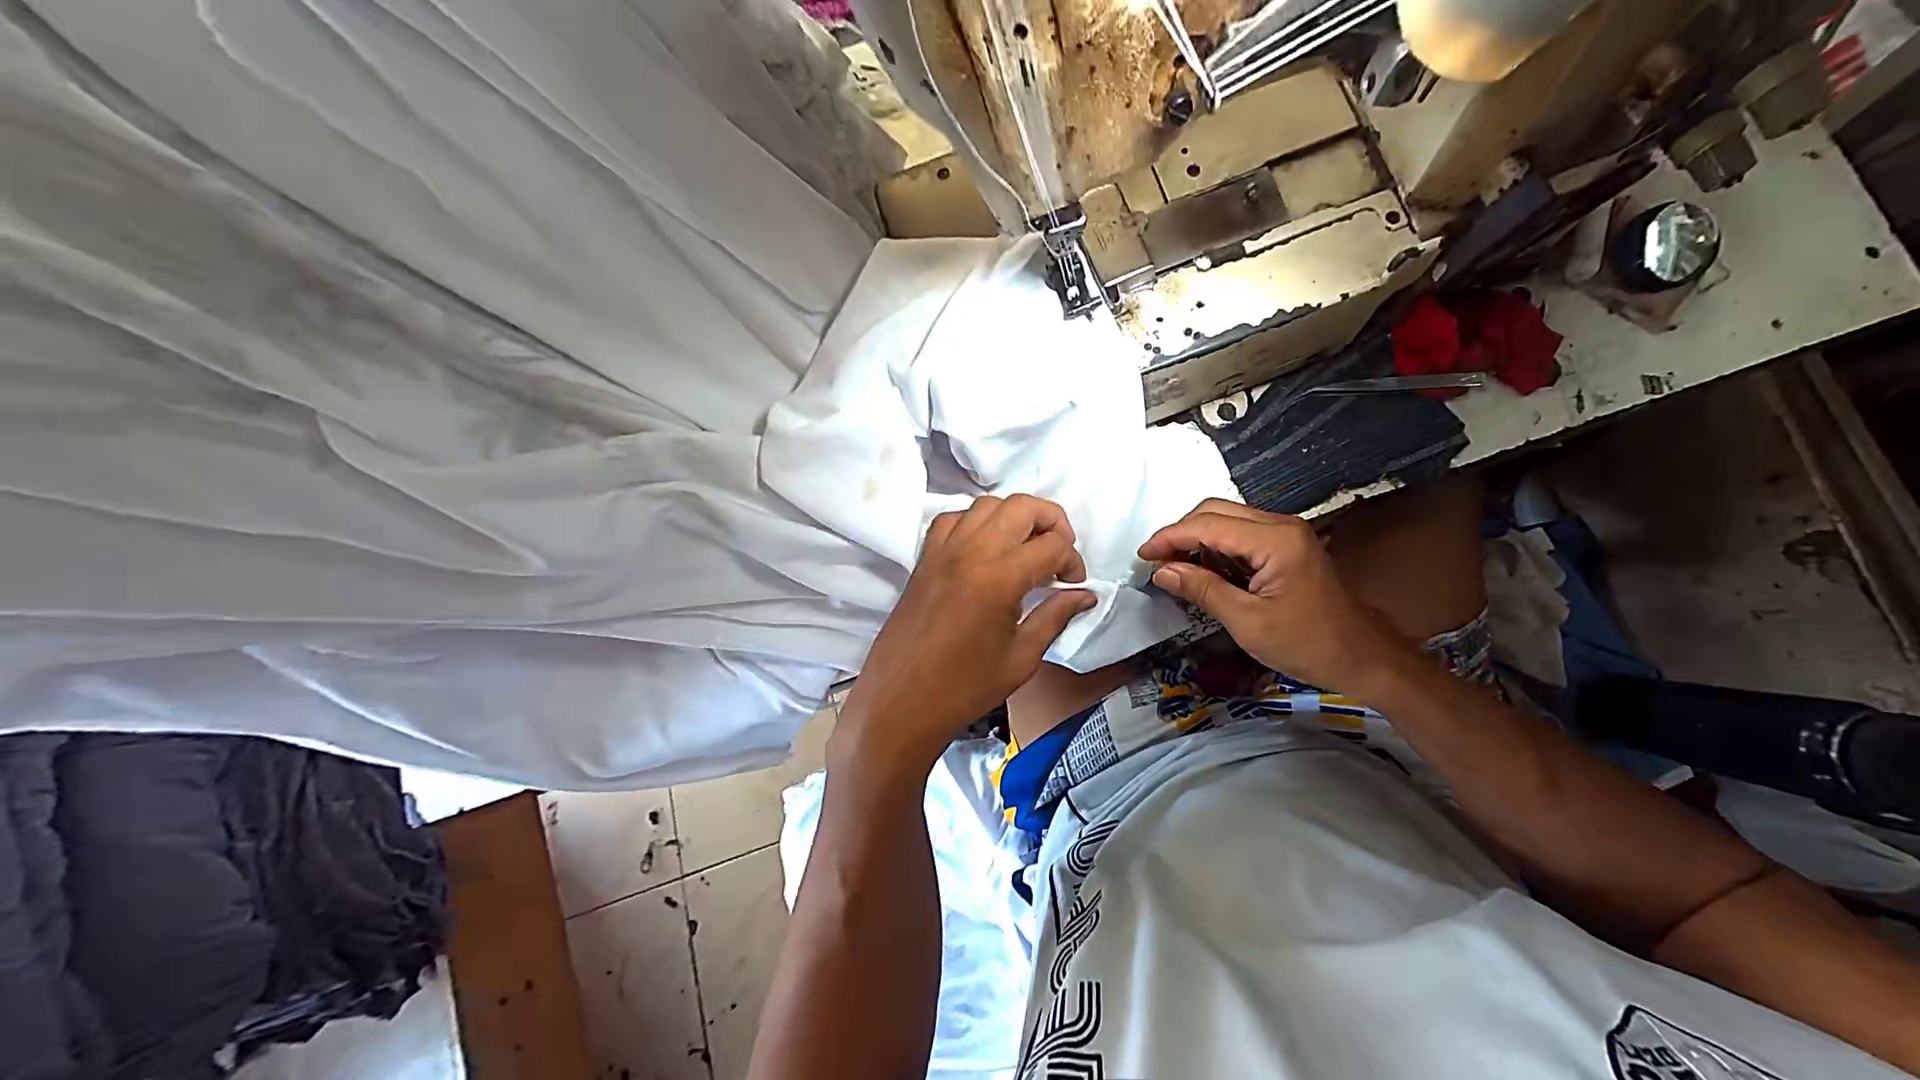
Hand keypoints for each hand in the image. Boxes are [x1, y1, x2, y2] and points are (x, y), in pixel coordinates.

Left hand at [837, 495, 1095, 775]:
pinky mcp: (924, 559)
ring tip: (1025, 548)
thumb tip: (1084, 595)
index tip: (1073, 583)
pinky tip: (985, 548)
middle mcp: (971, 552)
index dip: (1072, 561)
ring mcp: (943, 551)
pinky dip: (975, 522)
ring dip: (1015, 517)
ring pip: (987, 504)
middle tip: (1059, 554)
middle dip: (1052, 522)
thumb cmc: (965, 687)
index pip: (1052, 545)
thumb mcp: (1022, 657)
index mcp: (1000, 578)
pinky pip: (952, 518)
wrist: (902, 700)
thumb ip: (1055, 616)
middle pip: (1023, 507)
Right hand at [1138, 499, 1412, 695]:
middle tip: (1156, 563)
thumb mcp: (1247, 622)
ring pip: (1226, 519)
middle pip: (1215, 511)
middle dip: (1180, 533)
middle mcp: (1281, 526)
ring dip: (1196, 538)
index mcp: (1275, 541)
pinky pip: (1240, 534)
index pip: (1207, 525)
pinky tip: (1201, 570)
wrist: (1364, 658)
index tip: (1142, 557)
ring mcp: (1286, 534)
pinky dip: (1214, 546)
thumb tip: (1162, 571)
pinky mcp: (1286, 547)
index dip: (1170, 538)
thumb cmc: (1308, 644)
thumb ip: (1202, 590)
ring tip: (1173, 568)